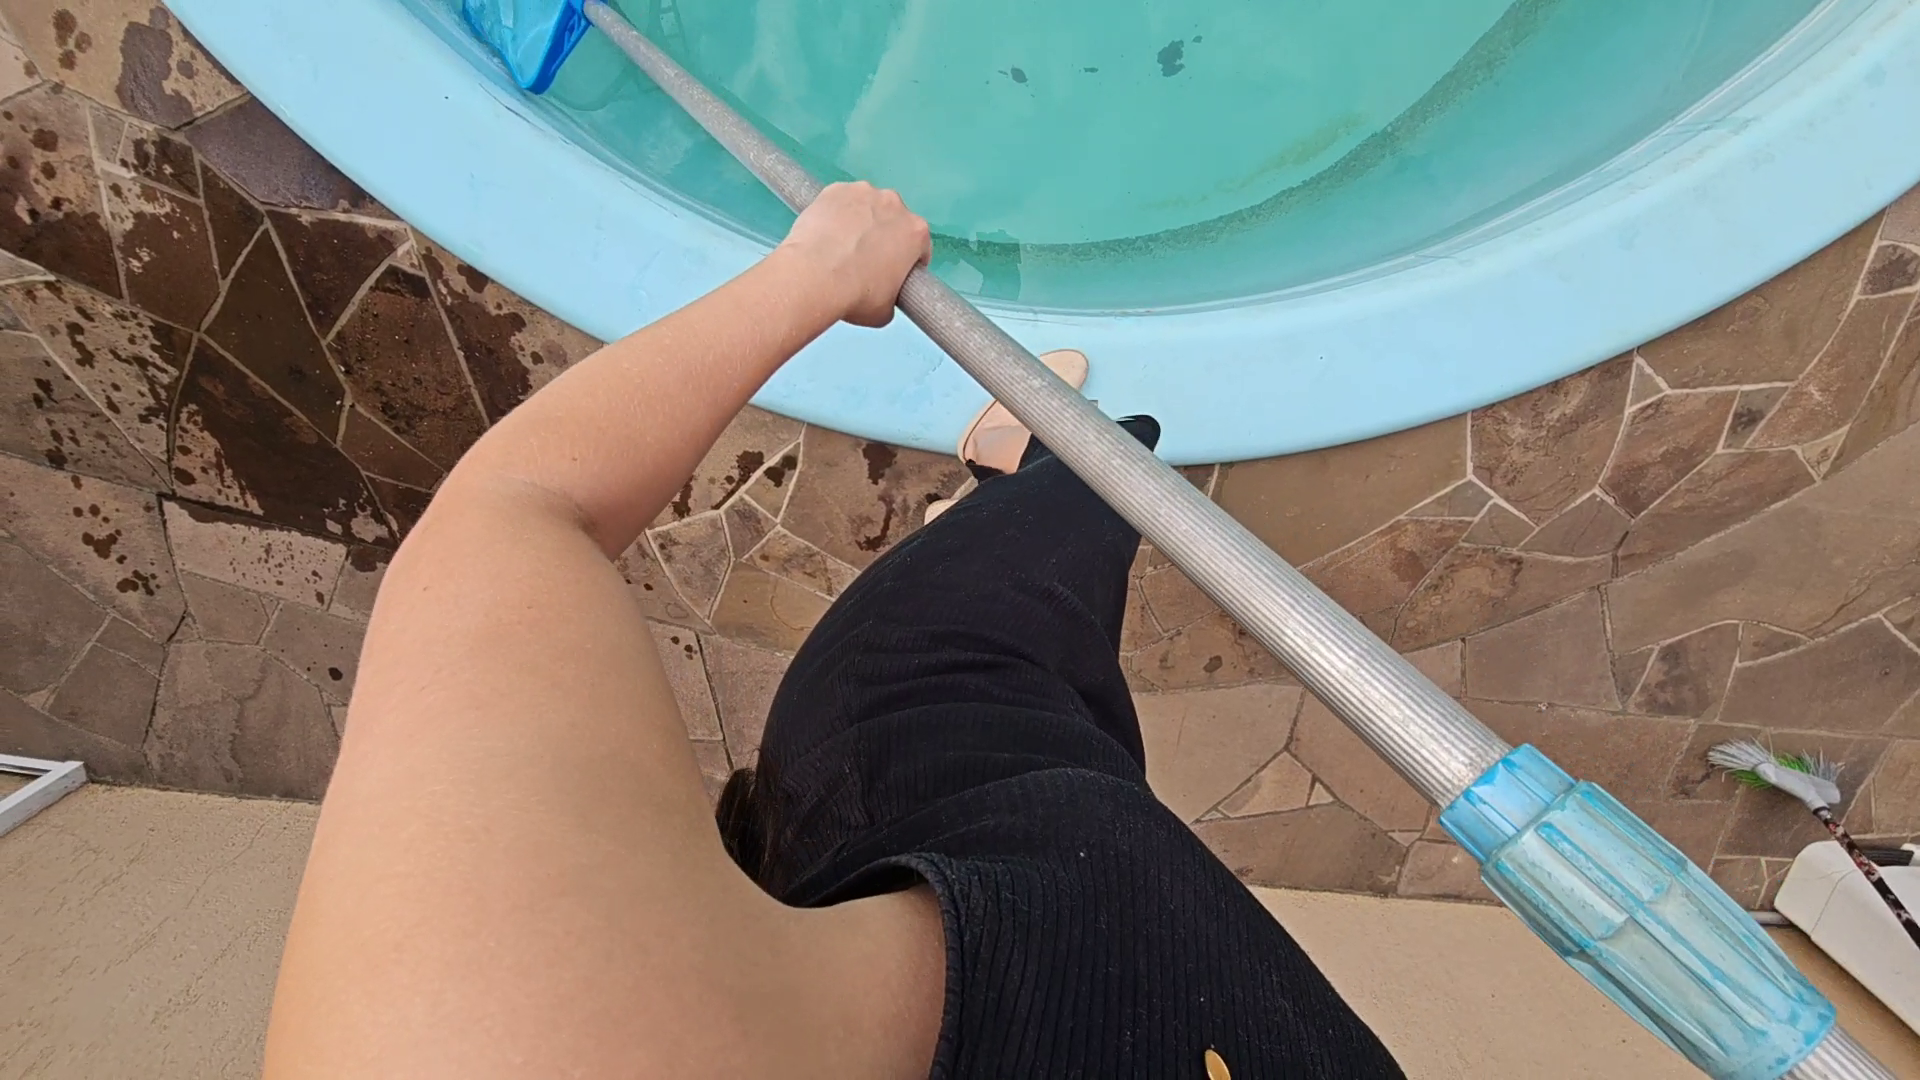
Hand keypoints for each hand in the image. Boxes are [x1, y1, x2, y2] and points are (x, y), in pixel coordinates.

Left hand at [777, 181, 931, 327]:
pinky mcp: (835, 189)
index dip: (908, 262)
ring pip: (867, 208)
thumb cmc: (856, 295)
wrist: (815, 277)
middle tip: (866, 261)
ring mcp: (863, 192)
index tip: (894, 272)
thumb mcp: (887, 310)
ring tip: (842, 247)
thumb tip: (884, 295)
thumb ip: (893, 296)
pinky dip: (836, 214)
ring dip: (861, 223)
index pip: (919, 246)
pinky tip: (826, 235)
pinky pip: (840, 202)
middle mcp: (895, 204)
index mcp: (916, 232)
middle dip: (884, 237)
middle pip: (894, 221)